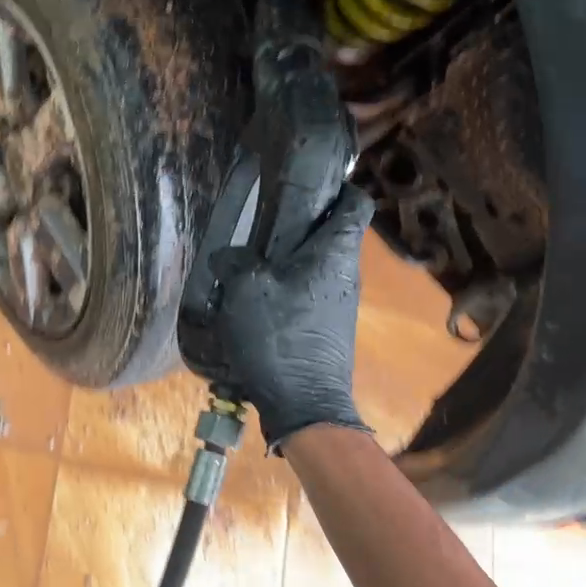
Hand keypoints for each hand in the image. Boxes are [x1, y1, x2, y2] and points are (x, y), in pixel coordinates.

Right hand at [211, 183, 374, 446]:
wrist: (304, 402)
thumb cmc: (278, 335)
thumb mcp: (244, 289)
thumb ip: (236, 260)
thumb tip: (229, 254)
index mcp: (336, 252)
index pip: (356, 202)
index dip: (338, 187)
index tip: (309, 184)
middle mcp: (348, 273)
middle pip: (333, 235)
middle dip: (303, 225)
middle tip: (265, 223)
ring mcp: (342, 304)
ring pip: (320, 266)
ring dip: (292, 261)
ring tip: (254, 264)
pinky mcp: (329, 329)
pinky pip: (311, 294)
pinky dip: (289, 289)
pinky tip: (259, 301)